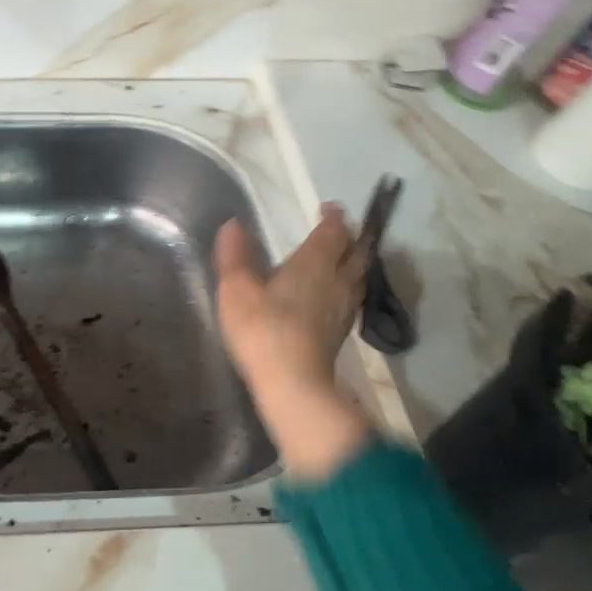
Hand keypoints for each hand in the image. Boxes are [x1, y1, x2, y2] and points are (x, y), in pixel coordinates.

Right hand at [214, 208, 372, 478]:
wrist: (292, 383)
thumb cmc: (262, 330)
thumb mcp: (237, 290)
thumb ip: (234, 256)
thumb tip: (232, 225)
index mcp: (315, 263)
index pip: (333, 231)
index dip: (333, 216)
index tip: (328, 208)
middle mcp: (338, 280)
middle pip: (357, 251)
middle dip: (353, 236)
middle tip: (342, 229)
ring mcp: (344, 308)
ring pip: (359, 276)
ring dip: (355, 262)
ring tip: (343, 258)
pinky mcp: (341, 332)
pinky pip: (352, 298)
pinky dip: (348, 287)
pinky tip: (335, 296)